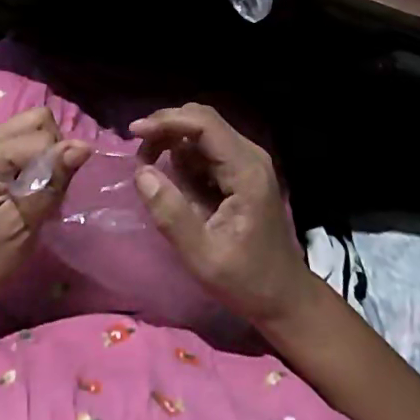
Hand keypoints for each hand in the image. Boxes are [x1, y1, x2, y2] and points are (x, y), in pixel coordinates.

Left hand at [0, 107, 89, 319]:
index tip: (57, 195)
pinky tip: (29, 187)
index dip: (58, 161)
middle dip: (54, 148)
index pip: (40, 137)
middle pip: (36, 120)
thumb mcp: (25, 223)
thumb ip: (53, 181)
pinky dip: (34, 157)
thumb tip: (84, 147)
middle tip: (51, 186)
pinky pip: (20, 140)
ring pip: (30, 127)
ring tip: (40, 189)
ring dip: (45, 153)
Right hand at [131, 104, 317, 325]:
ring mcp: (247, 163)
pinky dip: (182, 157)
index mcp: (246, 171)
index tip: (134, 133)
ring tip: (148, 168)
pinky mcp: (240, 173)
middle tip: (139, 154)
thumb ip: (171, 214)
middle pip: (202, 120)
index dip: (167, 121)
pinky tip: (171, 181)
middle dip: (166, 129)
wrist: (285, 299)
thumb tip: (141, 173)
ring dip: (171, 142)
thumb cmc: (247, 281)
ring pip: (202, 132)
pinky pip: (206, 150)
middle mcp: (250, 157)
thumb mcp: (203, 256)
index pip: (204, 124)